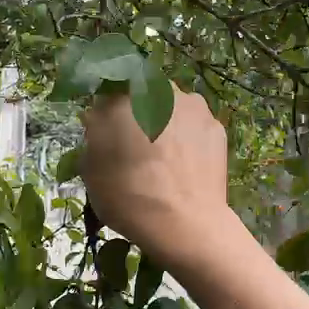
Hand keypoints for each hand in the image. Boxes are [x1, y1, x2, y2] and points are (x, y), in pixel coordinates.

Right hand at [80, 85, 244, 274]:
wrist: (184, 223)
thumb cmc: (128, 195)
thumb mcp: (90, 170)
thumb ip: (93, 136)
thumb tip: (99, 123)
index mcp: (124, 95)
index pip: (109, 85)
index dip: (107, 106)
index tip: (105, 126)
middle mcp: (162, 90)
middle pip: (145, 92)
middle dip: (138, 110)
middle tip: (134, 142)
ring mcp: (195, 107)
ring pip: (173, 106)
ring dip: (166, 121)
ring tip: (163, 155)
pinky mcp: (217, 127)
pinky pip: (194, 125)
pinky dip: (188, 137)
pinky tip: (184, 163)